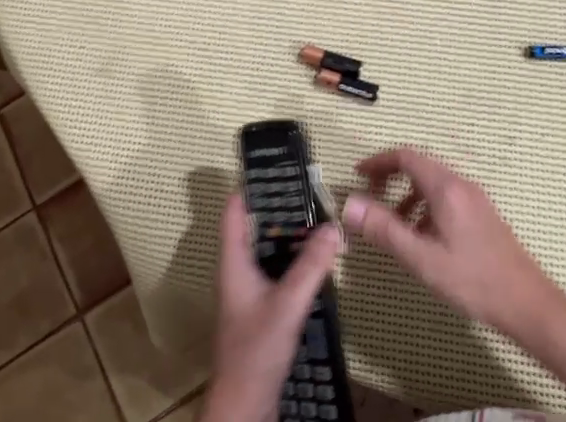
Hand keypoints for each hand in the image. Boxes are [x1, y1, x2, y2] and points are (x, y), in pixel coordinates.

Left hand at [201, 193, 340, 421]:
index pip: (234, 212)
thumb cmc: (256, 350)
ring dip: (290, 236)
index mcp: (232, 263)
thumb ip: (311, 266)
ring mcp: (248, 292)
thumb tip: (333, 227)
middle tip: (311, 191)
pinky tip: (317, 262)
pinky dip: (294, 260)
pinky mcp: (260, 309)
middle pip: (254, 228)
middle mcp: (237, 271)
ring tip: (320, 219)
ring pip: (268, 251)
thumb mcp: (287, 305)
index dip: (249, 187)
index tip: (275, 168)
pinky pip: (277, 272)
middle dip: (280, 210)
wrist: (244, 404)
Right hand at [341, 147, 557, 331]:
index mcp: (446, 188)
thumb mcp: (421, 257)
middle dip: (390, 178)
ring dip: (407, 196)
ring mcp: (474, 199)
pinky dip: (425, 208)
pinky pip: (446, 198)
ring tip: (393, 227)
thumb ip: (384, 229)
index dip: (378, 162)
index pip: (406, 157)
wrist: (526, 301)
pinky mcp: (482, 214)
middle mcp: (461, 185)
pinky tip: (422, 239)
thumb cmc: (472, 279)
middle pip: (419, 166)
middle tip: (370, 201)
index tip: (357, 176)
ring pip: (432, 184)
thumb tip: (349, 204)